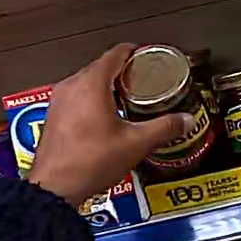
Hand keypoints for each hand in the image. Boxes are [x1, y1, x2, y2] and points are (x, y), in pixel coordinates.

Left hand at [28, 44, 190, 205]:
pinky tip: (108, 114)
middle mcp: (72, 86)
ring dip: (108, 85)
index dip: (134, 51)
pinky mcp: (53, 117)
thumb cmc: (92, 161)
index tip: (149, 55)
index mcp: (92, 84)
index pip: (115, 54)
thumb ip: (165, 127)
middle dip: (124, 70)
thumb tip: (187, 119)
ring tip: (130, 95)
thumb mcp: (137, 143)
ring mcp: (59, 101)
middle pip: (101, 67)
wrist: (54, 188)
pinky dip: (94, 98)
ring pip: (87, 82)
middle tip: (146, 78)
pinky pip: (77, 97)